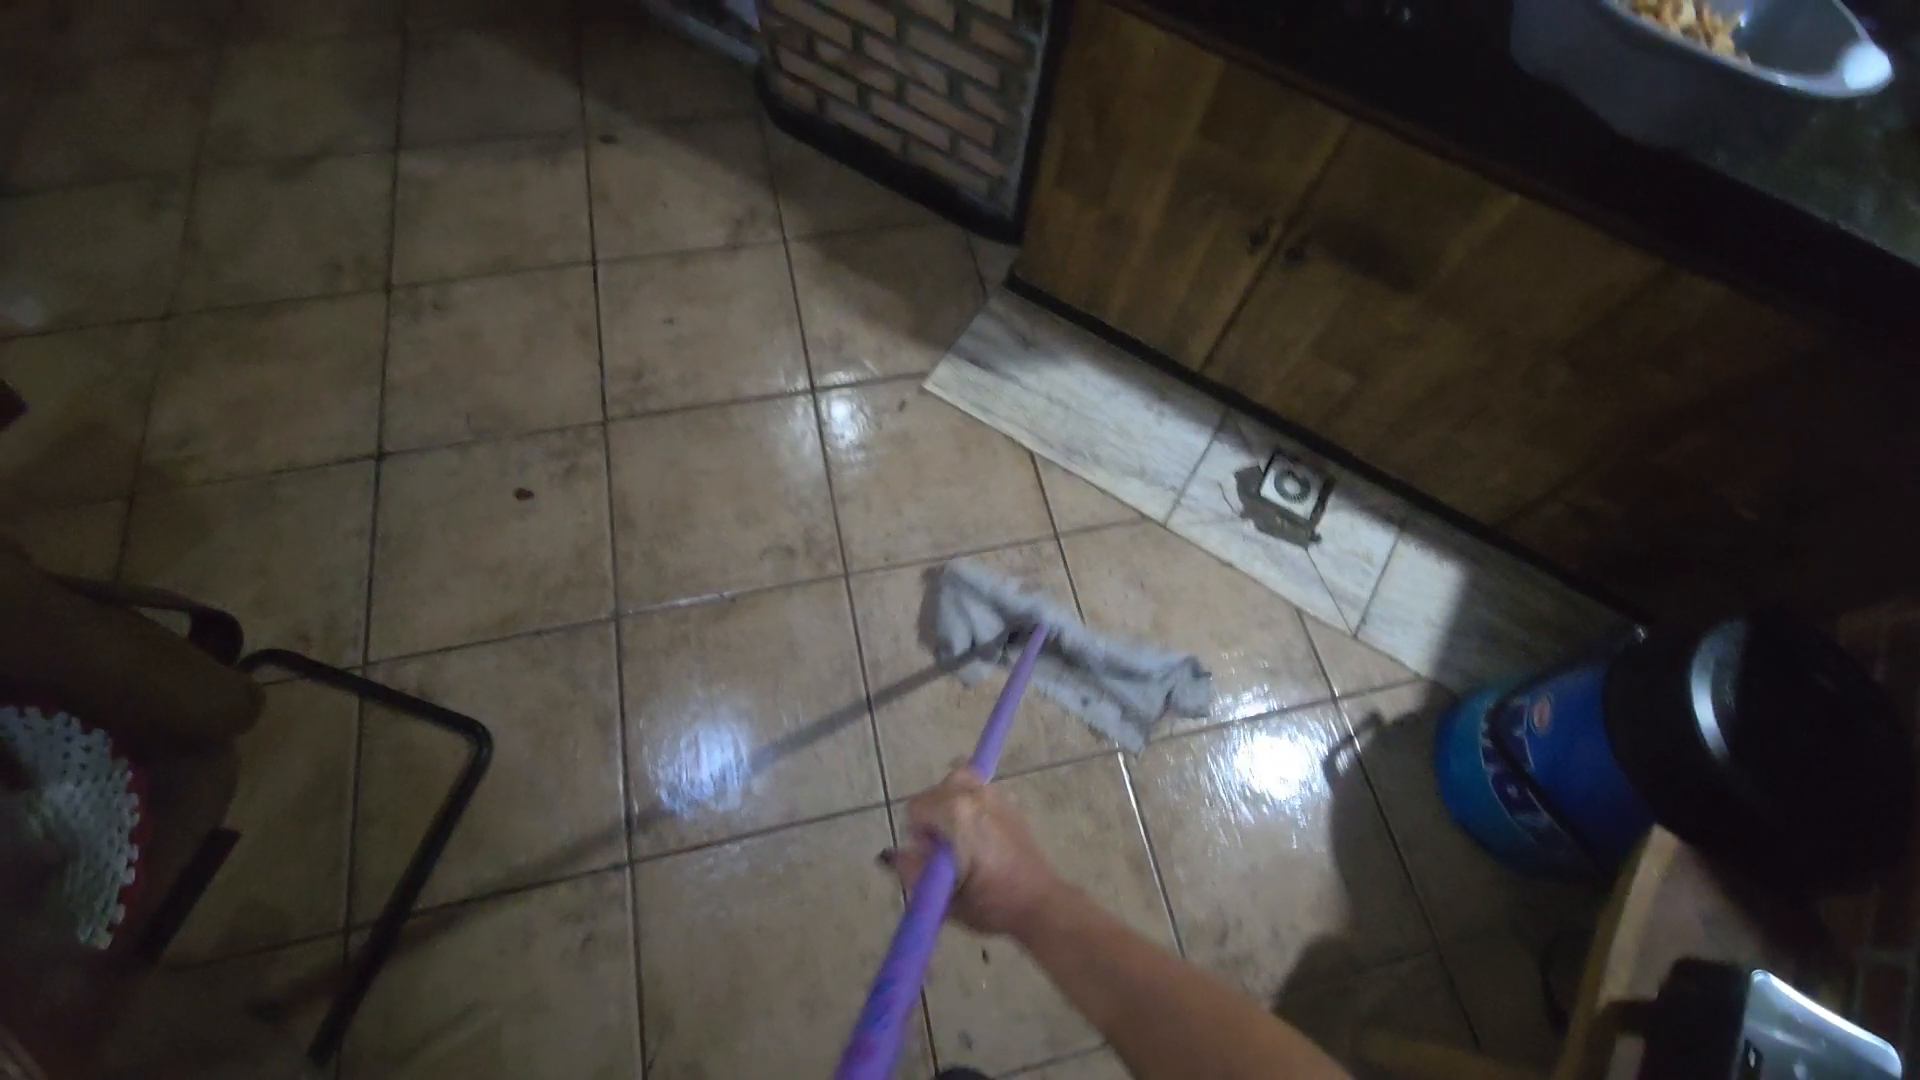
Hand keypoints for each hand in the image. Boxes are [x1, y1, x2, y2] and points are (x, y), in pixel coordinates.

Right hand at [882, 767, 1067, 936]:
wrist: (1039, 903)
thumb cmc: (991, 903)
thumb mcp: (943, 896)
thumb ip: (912, 871)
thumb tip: (890, 855)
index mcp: (956, 812)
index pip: (915, 808)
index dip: (918, 835)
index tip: (933, 859)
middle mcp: (975, 794)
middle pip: (936, 791)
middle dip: (933, 817)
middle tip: (946, 851)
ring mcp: (996, 794)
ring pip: (957, 784)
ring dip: (951, 807)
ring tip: (963, 841)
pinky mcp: (1010, 801)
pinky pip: (979, 791)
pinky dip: (971, 804)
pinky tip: (981, 835)